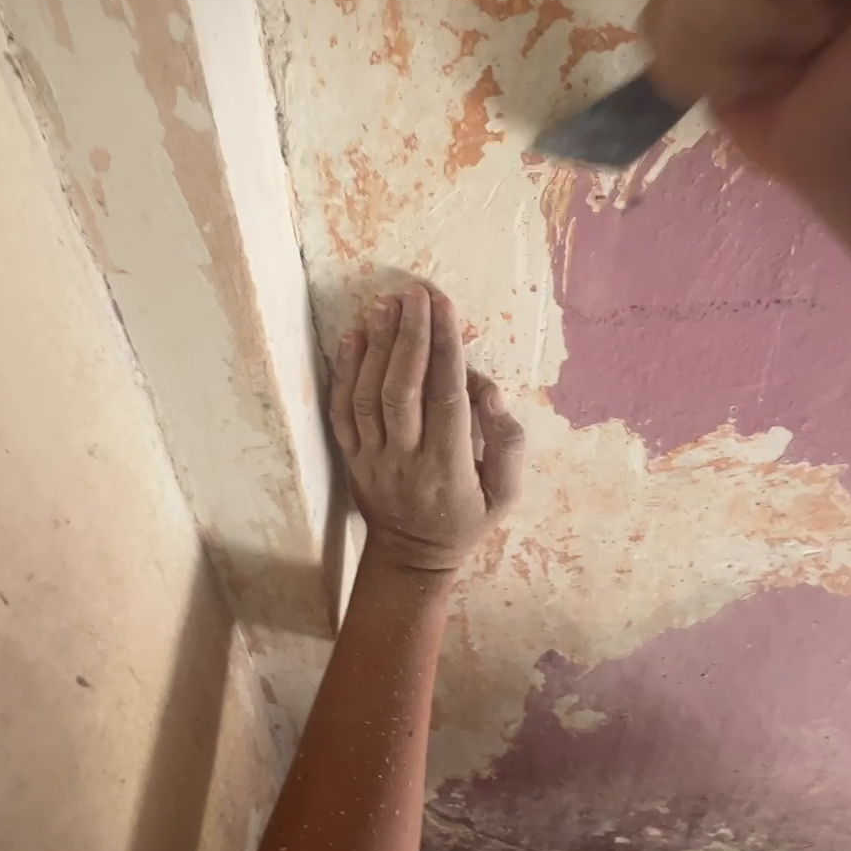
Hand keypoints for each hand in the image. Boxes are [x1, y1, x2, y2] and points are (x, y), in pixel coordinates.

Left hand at [329, 285, 525, 574]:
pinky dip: (344, 371)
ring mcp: (372, 458)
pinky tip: (354, 336)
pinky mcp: (350, 456)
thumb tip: (491, 394)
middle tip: (415, 293)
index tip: (445, 307)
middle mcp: (405, 460)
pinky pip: (342, 412)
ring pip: (368, 396)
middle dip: (410, 336)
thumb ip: (508, 445)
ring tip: (386, 303)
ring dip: (377, 346)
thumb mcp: (506, 496)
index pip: (447, 397)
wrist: (411, 557)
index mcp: (448, 467)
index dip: (445, 349)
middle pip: (403, 390)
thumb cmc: (465, 520)